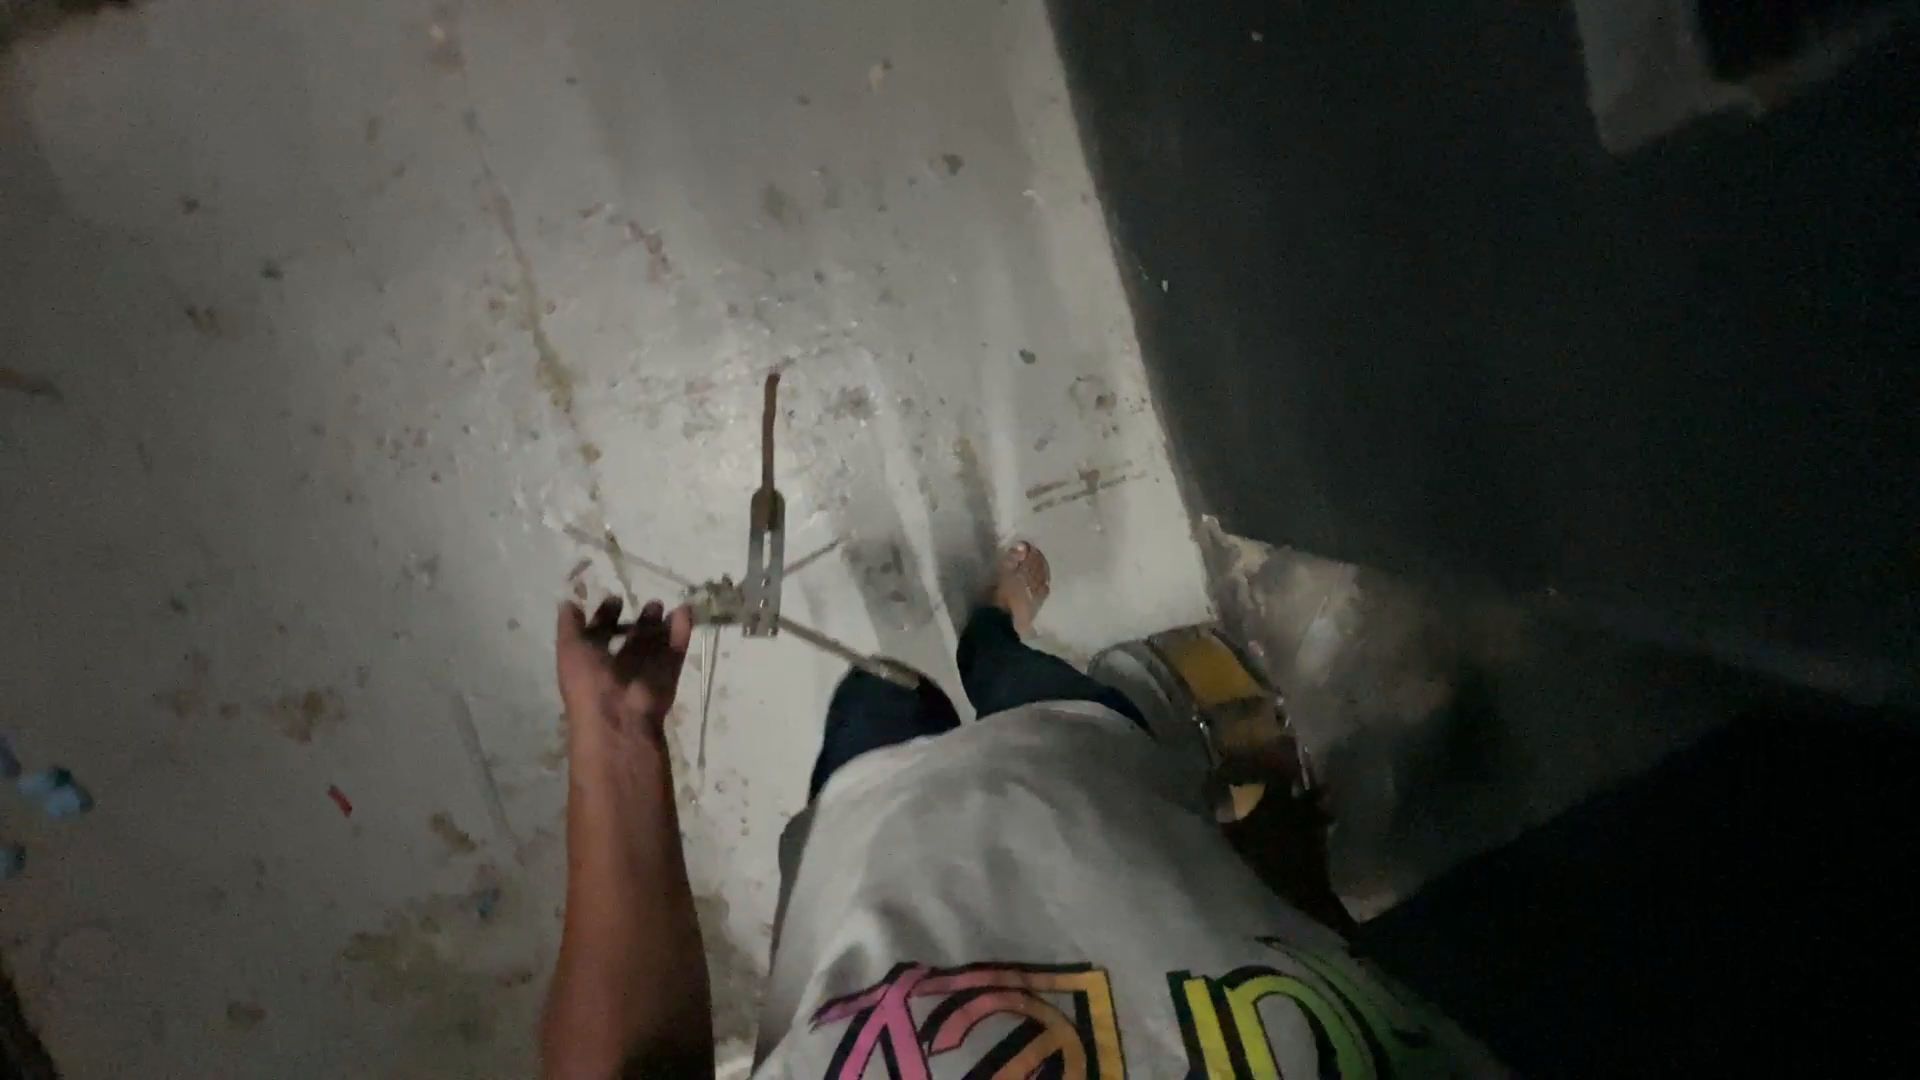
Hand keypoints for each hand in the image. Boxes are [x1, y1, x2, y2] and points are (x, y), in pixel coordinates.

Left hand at [556, 597, 693, 746]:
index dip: (606, 617)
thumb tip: (567, 602)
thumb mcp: (570, 649)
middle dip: (640, 620)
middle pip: (633, 640)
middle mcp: (619, 668)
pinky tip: (684, 611)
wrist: (619, 718)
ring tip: (666, 606)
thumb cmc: (588, 682)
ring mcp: (646, 672)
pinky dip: (681, 631)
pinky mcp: (668, 675)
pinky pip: (676, 650)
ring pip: (656, 644)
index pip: (599, 635)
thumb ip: (570, 625)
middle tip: (652, 603)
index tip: (616, 599)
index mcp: (591, 663)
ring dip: (661, 625)